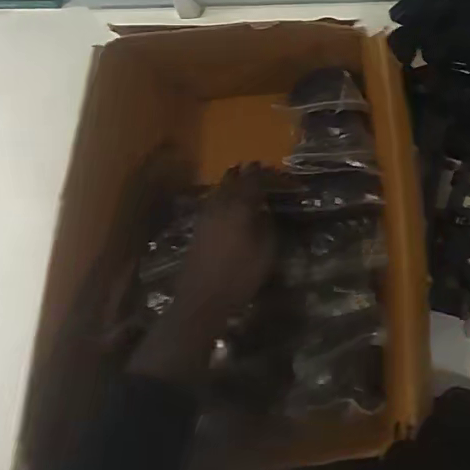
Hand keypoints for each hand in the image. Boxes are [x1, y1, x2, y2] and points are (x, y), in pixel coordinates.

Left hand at [130, 165, 277, 386]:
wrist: (201, 300)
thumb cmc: (238, 276)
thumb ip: (268, 227)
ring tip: (240, 178)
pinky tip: (225, 201)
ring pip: (219, 191)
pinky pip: (212, 202)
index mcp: (239, 208)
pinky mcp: (197, 228)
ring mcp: (205, 216)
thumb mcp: (265, 253)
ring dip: (230, 182)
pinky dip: (221, 195)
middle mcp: (220, 206)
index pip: (252, 182)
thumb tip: (267, 211)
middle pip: (232, 182)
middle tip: (255, 168)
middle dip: (244, 174)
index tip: (271, 169)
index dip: (262, 174)